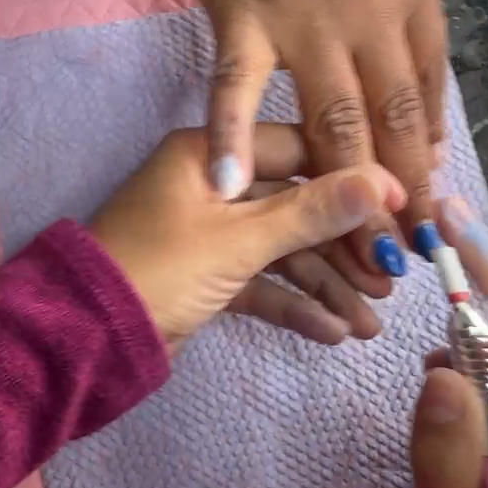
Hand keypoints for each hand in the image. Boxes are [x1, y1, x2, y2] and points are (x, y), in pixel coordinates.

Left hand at [90, 124, 403, 346]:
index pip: (298, 151)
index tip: (399, 210)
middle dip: (343, 246)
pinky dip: (292, 305)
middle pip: (296, 207)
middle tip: (390, 280)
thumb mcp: (237, 239)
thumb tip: (381, 181)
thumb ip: (310, 212)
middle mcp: (213, 185)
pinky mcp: (208, 274)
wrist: (89, 335)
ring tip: (369, 323)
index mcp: (210, 154)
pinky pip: (261, 282)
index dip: (351, 180)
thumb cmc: (159, 268)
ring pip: (282, 251)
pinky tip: (331, 331)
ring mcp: (210, 232)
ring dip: (325, 285)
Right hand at [160, 0, 446, 280]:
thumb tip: (436, 3)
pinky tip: (227, 191)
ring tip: (353, 255)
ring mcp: (306, 15)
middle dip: (402, 193)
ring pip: (333, 117)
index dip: (428, 153)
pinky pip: (236, 86)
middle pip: (392, 118)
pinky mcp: (242, 14)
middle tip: (405, 256)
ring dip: (344, 192)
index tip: (426, 202)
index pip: (428, 89)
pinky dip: (231, 137)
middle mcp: (371, 9)